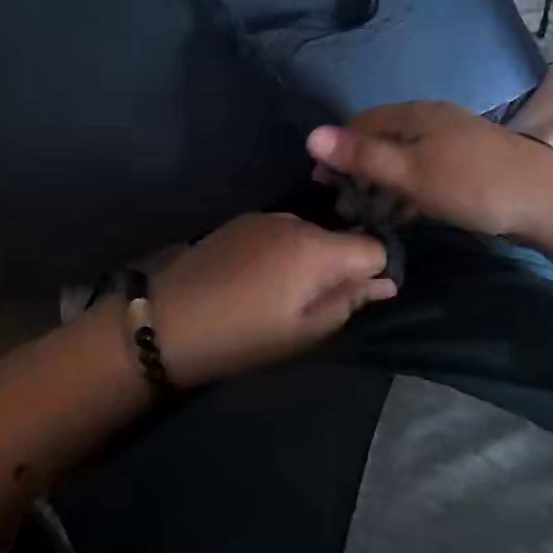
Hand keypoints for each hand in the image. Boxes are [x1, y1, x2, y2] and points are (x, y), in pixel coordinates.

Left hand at [147, 213, 396, 386]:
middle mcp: (297, 221)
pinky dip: (284, 251)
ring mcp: (267, 216)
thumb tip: (385, 281)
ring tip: (281, 293)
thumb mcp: (303, 332)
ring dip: (310, 259)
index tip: (359, 297)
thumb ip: (349, 301)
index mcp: (317, 248)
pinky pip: (283, 232)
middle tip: (314, 304)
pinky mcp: (242, 221)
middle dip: (341, 266)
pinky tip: (258, 278)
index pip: (375, 246)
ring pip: (312, 235)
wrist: (166, 319)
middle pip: (342, 238)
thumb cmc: (242, 336)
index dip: (376, 272)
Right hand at [306, 101, 552, 238]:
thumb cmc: (473, 184)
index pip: (363, 123)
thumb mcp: (411, 172)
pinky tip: (404, 217)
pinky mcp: (469, 168)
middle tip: (346, 205)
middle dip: (360, 171)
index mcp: (418, 115)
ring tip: (369, 216)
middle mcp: (434, 122)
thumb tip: (311, 135)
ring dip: (383, 186)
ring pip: (406, 161)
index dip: (339, 149)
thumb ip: (363, 156)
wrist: (547, 201)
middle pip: (384, 141)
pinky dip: (408, 193)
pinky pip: (426, 175)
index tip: (322, 182)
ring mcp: (454, 145)